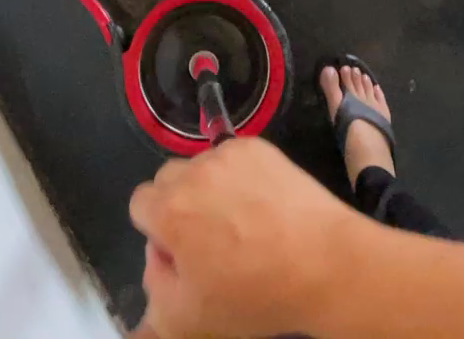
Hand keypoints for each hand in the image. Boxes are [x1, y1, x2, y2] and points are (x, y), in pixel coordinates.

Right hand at [129, 138, 366, 338]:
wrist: (324, 262)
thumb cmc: (255, 294)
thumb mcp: (186, 317)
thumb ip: (155, 284)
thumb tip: (158, 254)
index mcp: (169, 210)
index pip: (139, 202)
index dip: (156, 228)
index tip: (182, 250)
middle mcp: (194, 171)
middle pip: (167, 179)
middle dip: (178, 204)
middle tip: (209, 236)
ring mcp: (228, 154)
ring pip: (201, 166)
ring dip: (208, 188)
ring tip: (241, 220)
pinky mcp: (258, 146)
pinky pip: (232, 156)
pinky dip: (239, 175)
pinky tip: (262, 202)